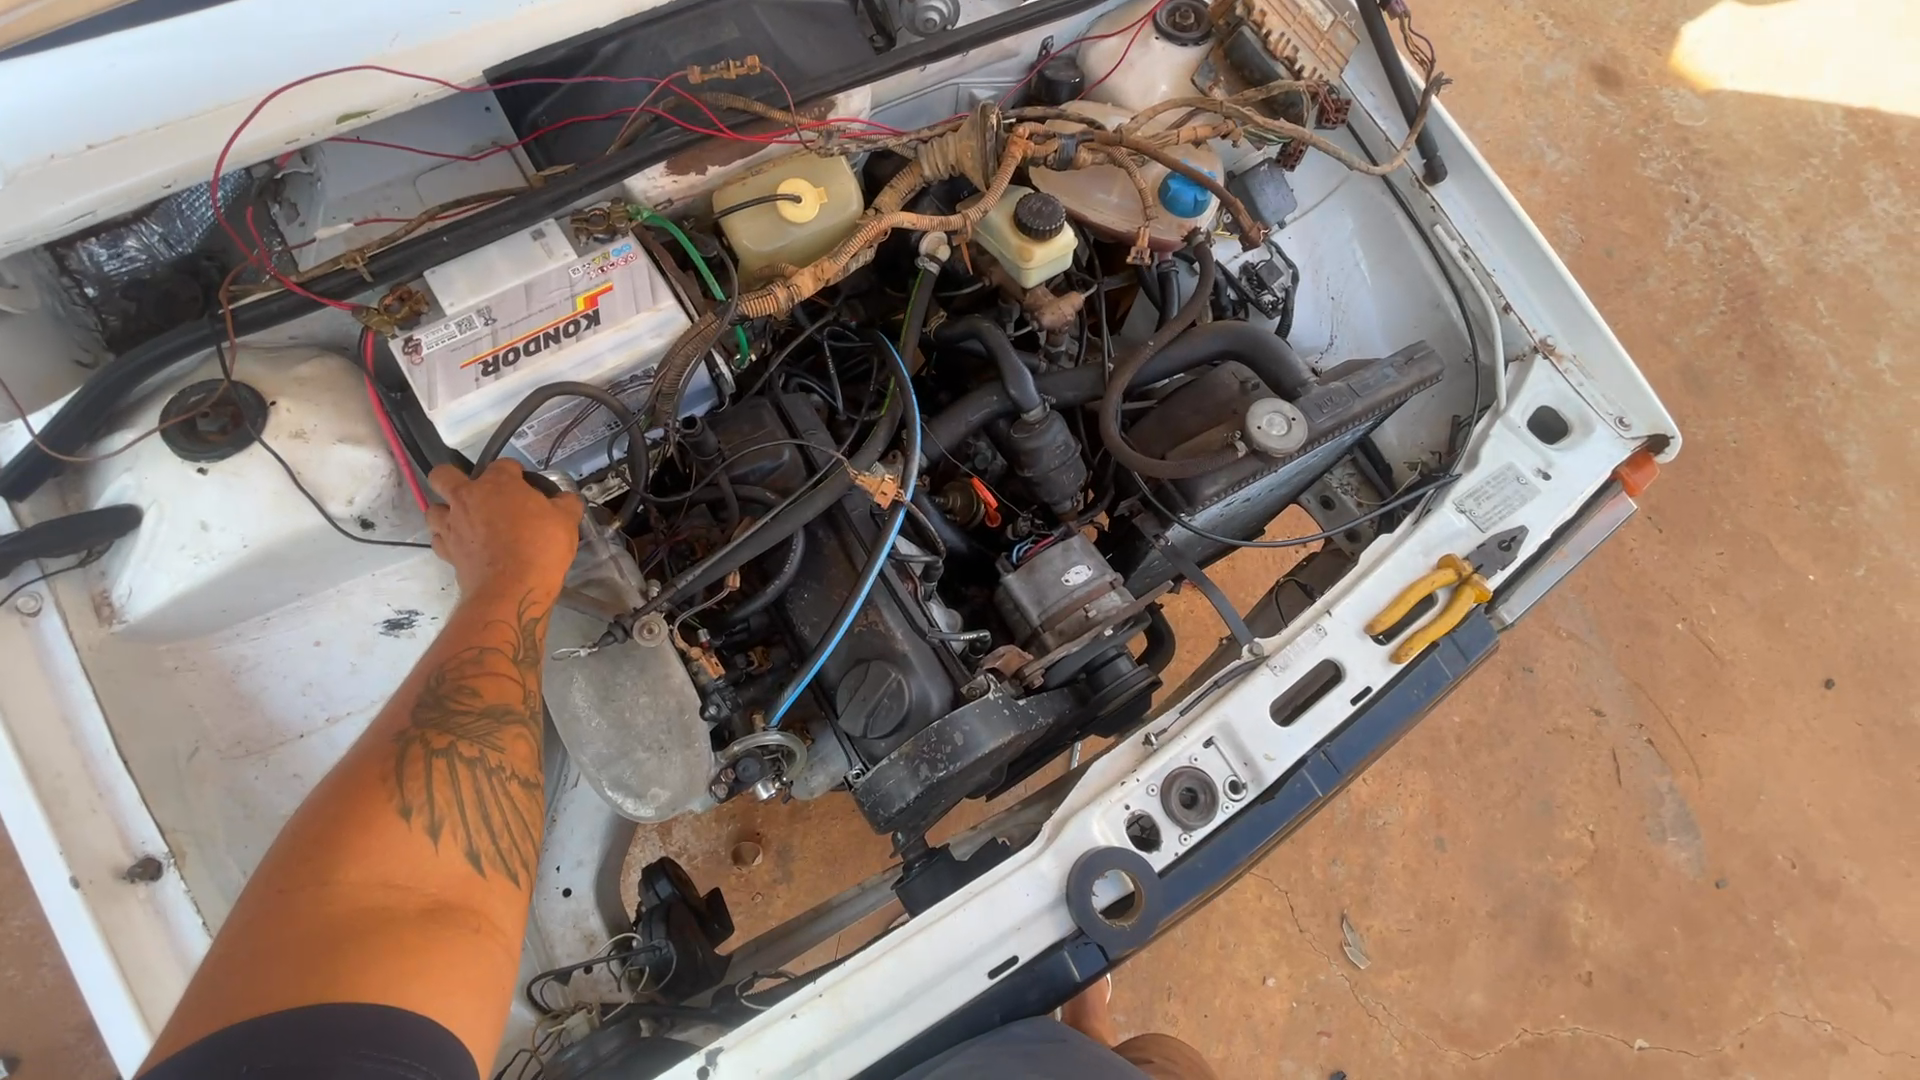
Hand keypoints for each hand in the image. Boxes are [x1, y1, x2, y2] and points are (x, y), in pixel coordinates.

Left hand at [426, 461, 583, 600]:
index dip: (516, 472)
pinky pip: (439, 538)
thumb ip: (566, 503)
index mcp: (498, 483)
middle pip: (443, 475)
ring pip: (433, 508)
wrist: (513, 588)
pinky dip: (449, 538)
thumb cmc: (542, 547)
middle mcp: (466, 497)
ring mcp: (451, 524)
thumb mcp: (567, 520)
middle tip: (478, 493)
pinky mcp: (446, 551)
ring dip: (446, 510)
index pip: (503, 464)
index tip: (526, 484)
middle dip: (455, 478)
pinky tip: (465, 544)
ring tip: (467, 520)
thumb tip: (565, 499)